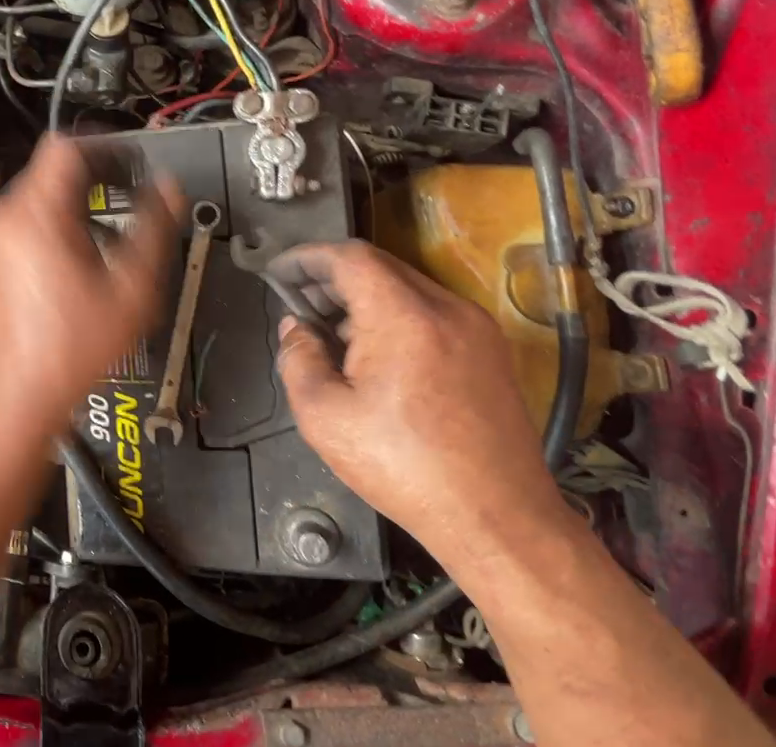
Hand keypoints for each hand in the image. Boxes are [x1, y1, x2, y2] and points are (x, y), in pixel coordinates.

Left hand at [0, 135, 179, 422]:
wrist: (24, 388)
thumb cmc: (70, 347)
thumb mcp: (132, 287)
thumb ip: (155, 229)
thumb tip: (168, 192)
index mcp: (38, 216)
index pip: (67, 146)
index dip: (106, 146)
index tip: (132, 163)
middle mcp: (9, 217)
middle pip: (55, 165)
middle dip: (98, 174)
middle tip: (132, 191)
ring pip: (42, 190)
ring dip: (80, 197)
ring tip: (115, 223)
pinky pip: (30, 216)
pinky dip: (60, 219)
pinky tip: (87, 247)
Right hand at [272, 241, 563, 559]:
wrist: (497, 518)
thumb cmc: (403, 467)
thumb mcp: (323, 416)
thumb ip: (298, 359)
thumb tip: (297, 330)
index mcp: (404, 317)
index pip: (349, 257)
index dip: (306, 258)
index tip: (277, 272)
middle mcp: (447, 309)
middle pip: (379, 267)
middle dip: (331, 278)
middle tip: (297, 305)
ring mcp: (476, 329)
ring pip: (406, 288)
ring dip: (362, 298)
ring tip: (330, 333)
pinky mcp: (490, 352)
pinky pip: (431, 313)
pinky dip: (393, 317)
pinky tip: (374, 356)